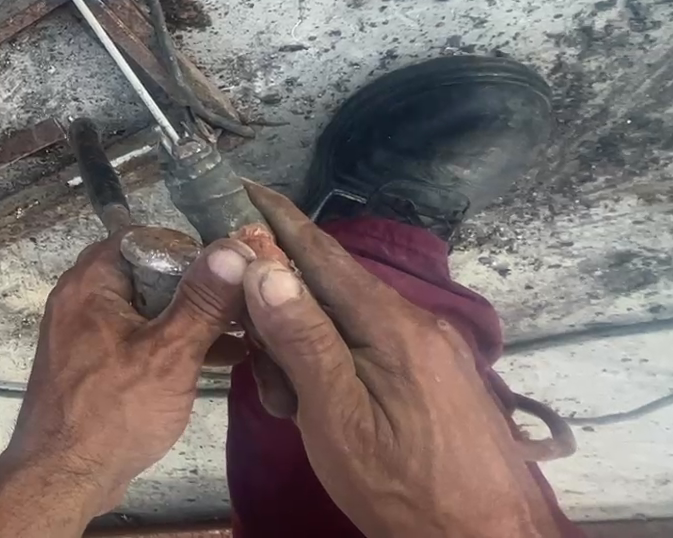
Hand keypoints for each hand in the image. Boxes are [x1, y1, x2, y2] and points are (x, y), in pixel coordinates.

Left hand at [0, 231, 253, 536]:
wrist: (65, 470)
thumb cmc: (114, 408)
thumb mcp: (168, 353)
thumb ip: (200, 302)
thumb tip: (229, 250)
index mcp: (89, 283)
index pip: (137, 239)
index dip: (184, 247)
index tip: (230, 264)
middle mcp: (81, 297)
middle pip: (142, 271)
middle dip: (192, 283)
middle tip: (244, 297)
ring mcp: (85, 328)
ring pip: (144, 305)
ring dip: (188, 315)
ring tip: (246, 328)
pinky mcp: (95, 358)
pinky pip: (138, 333)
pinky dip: (172, 339)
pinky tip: (221, 357)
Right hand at [239, 182, 562, 537]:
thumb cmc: (404, 488)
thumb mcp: (336, 416)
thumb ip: (301, 338)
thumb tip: (263, 265)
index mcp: (394, 326)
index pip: (322, 252)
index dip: (277, 217)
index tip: (239, 185)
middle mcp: (417, 325)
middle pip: (324, 287)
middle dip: (275, 305)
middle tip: (248, 350)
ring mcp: (430, 352)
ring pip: (340, 319)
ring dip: (297, 342)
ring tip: (285, 398)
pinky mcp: (433, 378)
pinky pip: (362, 344)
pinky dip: (324, 358)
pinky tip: (313, 400)